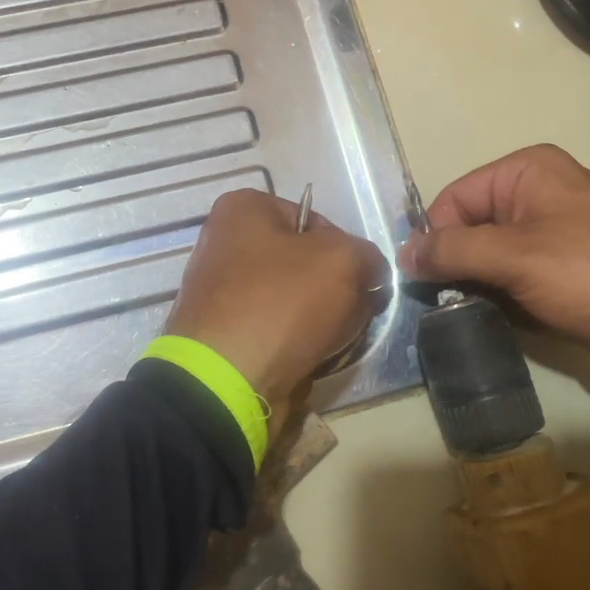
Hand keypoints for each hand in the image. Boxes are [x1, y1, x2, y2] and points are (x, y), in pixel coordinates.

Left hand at [166, 188, 388, 424]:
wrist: (227, 379)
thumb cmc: (282, 302)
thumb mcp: (342, 260)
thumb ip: (366, 256)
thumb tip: (370, 272)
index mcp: (242, 210)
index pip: (315, 220)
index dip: (345, 251)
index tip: (360, 279)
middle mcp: (222, 243)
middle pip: (302, 263)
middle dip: (333, 289)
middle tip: (352, 312)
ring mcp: (218, 292)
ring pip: (290, 300)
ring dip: (318, 320)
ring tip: (330, 340)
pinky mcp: (221, 333)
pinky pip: (272, 330)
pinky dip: (294, 343)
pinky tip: (308, 358)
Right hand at [398, 145, 589, 382]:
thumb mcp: (515, 256)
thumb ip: (452, 251)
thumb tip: (403, 254)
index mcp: (527, 171)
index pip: (454, 198)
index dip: (435, 238)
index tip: (423, 280)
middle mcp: (535, 195)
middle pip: (468, 228)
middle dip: (454, 265)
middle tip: (442, 302)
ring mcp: (548, 236)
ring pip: (486, 259)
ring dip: (474, 287)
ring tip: (469, 313)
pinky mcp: (557, 273)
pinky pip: (509, 280)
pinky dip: (497, 299)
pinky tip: (495, 320)